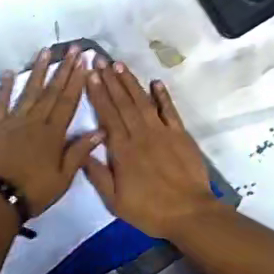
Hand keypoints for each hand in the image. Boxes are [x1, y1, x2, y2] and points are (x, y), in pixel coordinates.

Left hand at [0, 46, 102, 216]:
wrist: (1, 198)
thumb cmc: (36, 190)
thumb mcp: (64, 177)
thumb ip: (79, 152)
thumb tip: (100, 130)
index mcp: (53, 133)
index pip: (68, 101)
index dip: (77, 80)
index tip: (85, 62)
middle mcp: (35, 121)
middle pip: (52, 91)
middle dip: (64, 69)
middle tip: (73, 48)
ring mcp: (14, 121)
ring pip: (29, 91)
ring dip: (38, 71)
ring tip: (46, 51)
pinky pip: (1, 102)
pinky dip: (6, 87)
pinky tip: (10, 72)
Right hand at [82, 61, 217, 238]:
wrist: (190, 214)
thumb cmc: (149, 211)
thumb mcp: (114, 200)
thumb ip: (98, 174)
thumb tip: (84, 150)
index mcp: (122, 150)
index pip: (107, 115)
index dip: (98, 93)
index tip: (90, 75)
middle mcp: (140, 135)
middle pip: (123, 103)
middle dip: (110, 80)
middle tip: (100, 60)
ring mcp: (162, 133)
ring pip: (143, 102)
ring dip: (131, 82)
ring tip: (120, 64)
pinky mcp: (181, 135)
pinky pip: (170, 111)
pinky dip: (162, 96)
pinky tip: (155, 82)